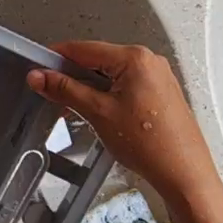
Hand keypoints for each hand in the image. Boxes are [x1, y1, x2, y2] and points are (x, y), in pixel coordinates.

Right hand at [26, 41, 217, 194]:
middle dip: (73, 77)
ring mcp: (157, 77)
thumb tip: (40, 77)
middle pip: (97, 60)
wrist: (184, 174)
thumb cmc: (151, 145)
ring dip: (89, 88)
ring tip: (76, 110)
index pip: (83, 48)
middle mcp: (149, 62)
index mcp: (135, 58)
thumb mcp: (97, 113)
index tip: (39, 69)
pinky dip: (107, 95)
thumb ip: (65, 90)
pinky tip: (98, 114)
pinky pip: (125, 85)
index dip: (56, 59)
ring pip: (110, 74)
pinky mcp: (160, 93)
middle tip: (54, 95)